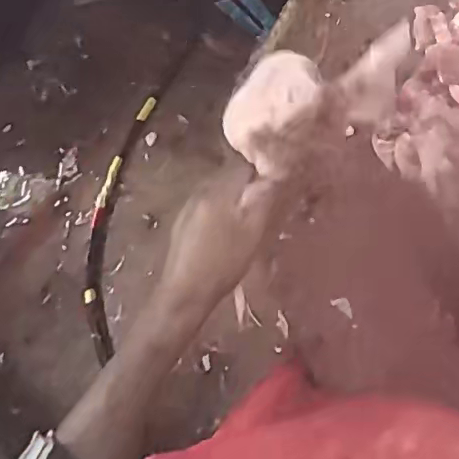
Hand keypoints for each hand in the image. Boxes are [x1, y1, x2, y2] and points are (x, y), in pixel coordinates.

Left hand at [154, 166, 290, 314]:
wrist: (184, 293)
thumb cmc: (223, 263)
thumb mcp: (252, 232)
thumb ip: (262, 200)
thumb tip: (273, 174)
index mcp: (220, 190)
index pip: (245, 165)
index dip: (262, 170)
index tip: (275, 180)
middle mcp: (202, 190)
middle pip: (231, 174)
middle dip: (248, 182)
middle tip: (264, 198)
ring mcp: (190, 204)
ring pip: (219, 188)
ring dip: (234, 195)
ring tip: (248, 212)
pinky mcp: (183, 219)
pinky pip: (208, 201)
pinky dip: (221, 206)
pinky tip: (226, 225)